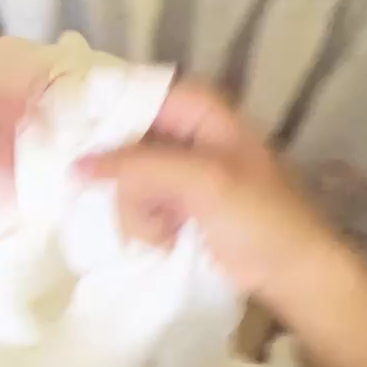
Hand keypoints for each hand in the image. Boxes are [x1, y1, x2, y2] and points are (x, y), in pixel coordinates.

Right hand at [81, 83, 354, 303]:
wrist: (290, 273)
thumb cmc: (259, 218)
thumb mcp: (202, 181)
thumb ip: (139, 166)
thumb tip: (76, 165)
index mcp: (200, 110)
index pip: (136, 94)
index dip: (106, 112)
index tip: (80, 140)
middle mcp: (183, 135)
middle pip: (122, 143)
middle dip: (129, 182)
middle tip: (151, 204)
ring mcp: (176, 174)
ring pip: (124, 182)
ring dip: (139, 213)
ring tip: (168, 231)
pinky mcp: (171, 208)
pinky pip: (133, 208)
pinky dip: (145, 228)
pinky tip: (167, 240)